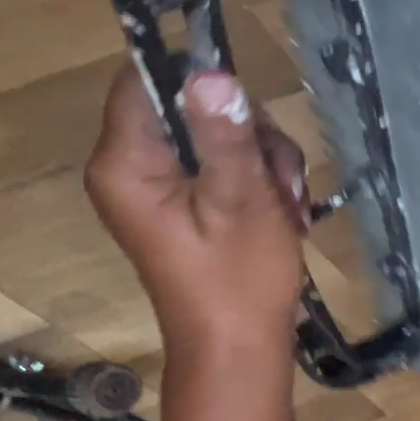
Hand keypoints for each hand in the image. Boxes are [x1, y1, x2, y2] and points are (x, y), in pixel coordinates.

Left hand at [85, 66, 310, 350]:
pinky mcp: (186, 208)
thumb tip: (212, 74)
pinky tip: (286, 216)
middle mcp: (132, 169)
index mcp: (127, 164)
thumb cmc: (239, 278)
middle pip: (193, 113)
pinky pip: (225, 173)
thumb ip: (227, 137)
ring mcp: (160, 190)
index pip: (147, 83)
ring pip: (219, 143)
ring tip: (292, 207)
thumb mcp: (243, 201)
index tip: (252, 108)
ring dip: (266, 167)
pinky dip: (261, 188)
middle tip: (286, 181)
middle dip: (252, 138)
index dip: (200, 81)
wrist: (239, 346)